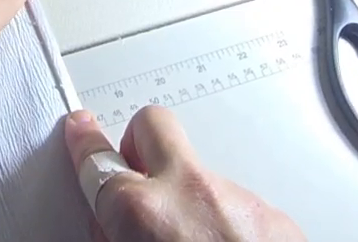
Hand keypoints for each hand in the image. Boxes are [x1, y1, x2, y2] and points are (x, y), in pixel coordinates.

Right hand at [65, 107, 305, 241]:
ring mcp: (237, 201)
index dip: (84, 143)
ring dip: (190, 203)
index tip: (80, 131)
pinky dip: (229, 229)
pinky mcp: (277, 220)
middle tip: (139, 179)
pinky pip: (239, 208)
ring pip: (200, 175)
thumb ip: (114, 239)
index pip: (95, 156)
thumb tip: (111, 228)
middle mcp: (187, 192)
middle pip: (152, 126)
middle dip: (140, 146)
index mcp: (139, 211)